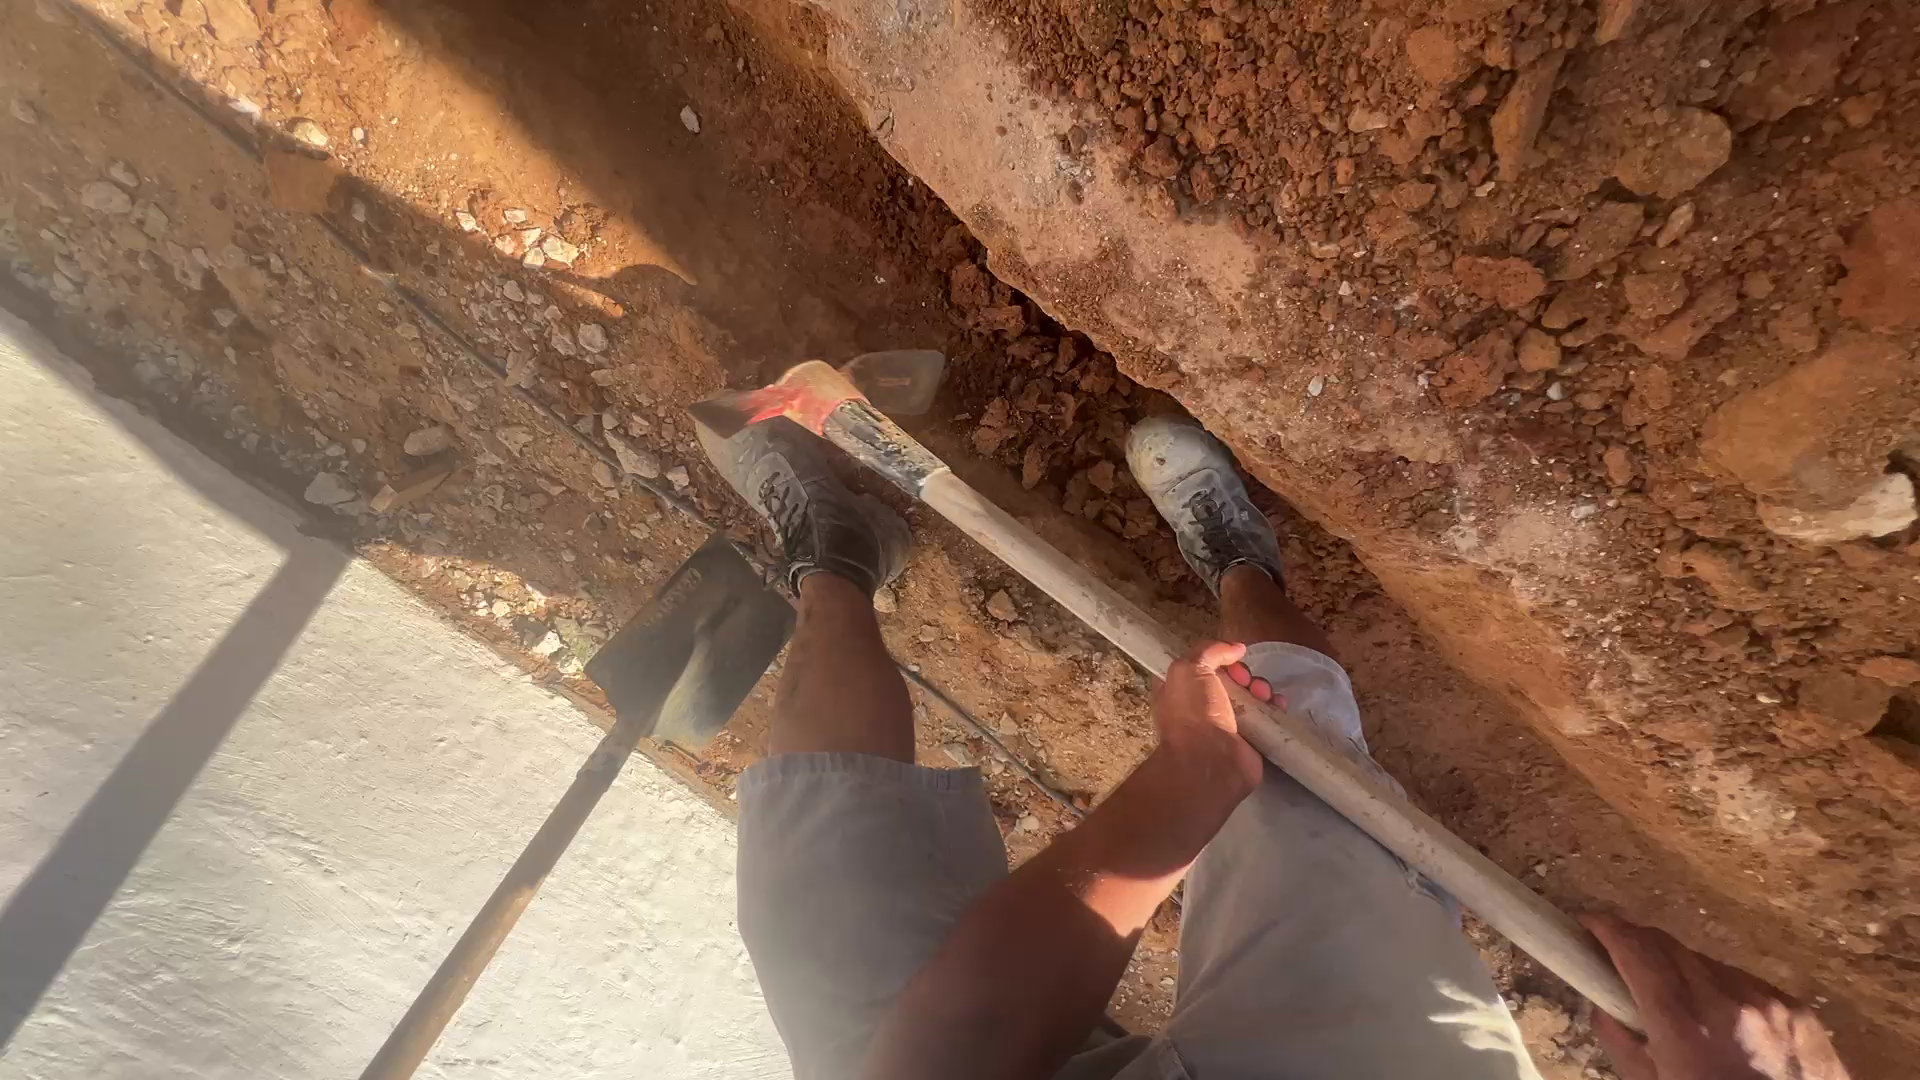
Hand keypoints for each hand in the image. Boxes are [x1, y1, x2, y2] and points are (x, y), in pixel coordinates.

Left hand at [1150, 641, 1267, 799]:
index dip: (1216, 658)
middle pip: (1228, 677)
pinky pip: (1264, 715)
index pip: (1199, 665)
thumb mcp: (1189, 669)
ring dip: (1260, 688)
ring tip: (1263, 694)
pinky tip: (1278, 704)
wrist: (1211, 761)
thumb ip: (1209, 651)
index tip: (1228, 658)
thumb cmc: (1193, 712)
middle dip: (1242, 673)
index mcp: (1178, 688)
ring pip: (1249, 694)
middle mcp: (1199, 705)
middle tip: (1246, 680)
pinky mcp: (1249, 737)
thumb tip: (1237, 648)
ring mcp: (1225, 722)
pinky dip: (1273, 706)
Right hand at [1583, 915, 1849, 1079]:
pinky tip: (1727, 1021)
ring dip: (1679, 968)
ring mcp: (1768, 1003)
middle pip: (1663, 942)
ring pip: (1702, 960)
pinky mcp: (1800, 1012)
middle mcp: (1725, 999)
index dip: (1602, 926)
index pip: (1631, 945)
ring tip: (1682, 1002)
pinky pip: (1743, 981)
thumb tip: (1601, 997)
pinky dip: (1721, 988)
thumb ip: (1615, 1034)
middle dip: (1635, 943)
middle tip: (1621, 960)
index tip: (1584, 925)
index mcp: (1682, 1020)